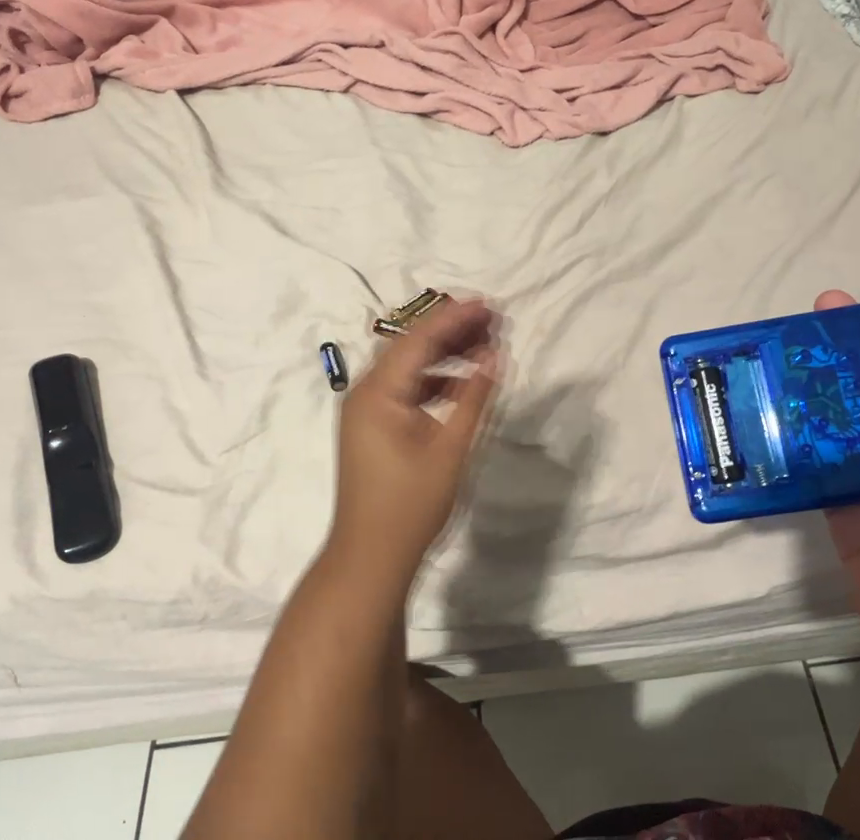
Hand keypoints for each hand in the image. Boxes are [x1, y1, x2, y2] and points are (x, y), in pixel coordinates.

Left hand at [330, 298, 500, 579]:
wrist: (370, 556)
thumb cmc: (410, 505)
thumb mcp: (450, 449)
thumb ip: (473, 398)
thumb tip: (496, 357)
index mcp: (376, 393)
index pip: (418, 340)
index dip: (455, 318)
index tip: (489, 304)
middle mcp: (364, 393)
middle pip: (410, 347)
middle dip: (452, 331)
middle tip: (494, 321)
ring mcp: (365, 411)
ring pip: (408, 368)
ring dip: (445, 355)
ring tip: (485, 346)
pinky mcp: (373, 428)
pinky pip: (405, 389)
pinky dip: (434, 380)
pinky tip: (463, 382)